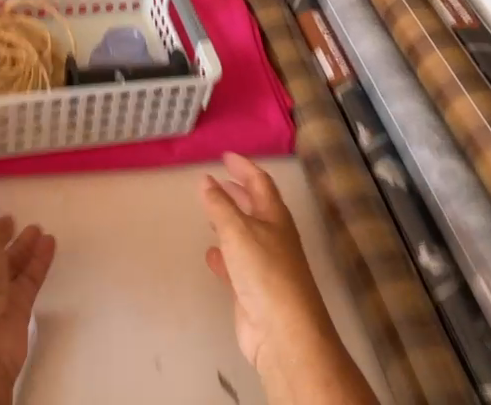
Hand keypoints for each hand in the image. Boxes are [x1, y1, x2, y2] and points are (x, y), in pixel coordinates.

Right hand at [200, 153, 331, 367]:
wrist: (284, 333)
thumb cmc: (265, 273)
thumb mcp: (238, 231)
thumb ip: (220, 205)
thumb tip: (206, 179)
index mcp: (275, 217)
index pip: (260, 182)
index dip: (244, 167)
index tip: (225, 155)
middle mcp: (274, 237)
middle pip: (255, 207)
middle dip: (237, 192)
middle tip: (217, 180)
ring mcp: (266, 265)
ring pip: (245, 235)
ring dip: (228, 222)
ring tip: (209, 213)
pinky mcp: (254, 290)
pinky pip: (236, 264)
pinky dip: (223, 255)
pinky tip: (211, 255)